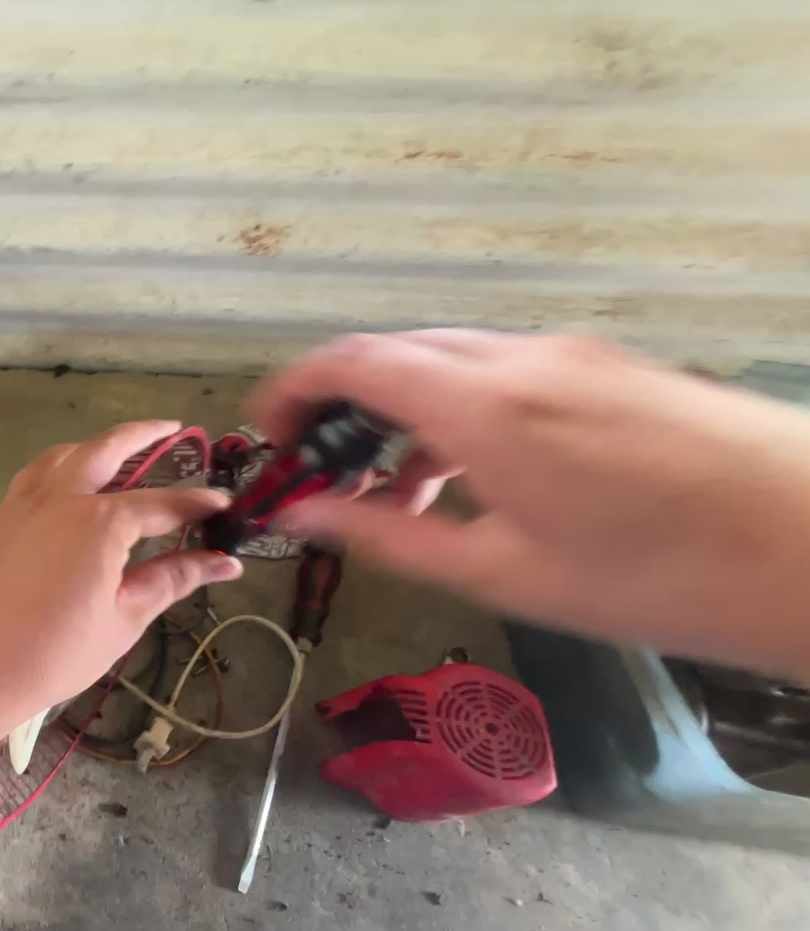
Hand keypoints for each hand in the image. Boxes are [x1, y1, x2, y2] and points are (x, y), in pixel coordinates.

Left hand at [0, 420, 243, 732]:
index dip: (197, 504)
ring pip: (57, 458)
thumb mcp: (123, 618)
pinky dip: (53, 474)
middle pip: (103, 450)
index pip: (161, 503)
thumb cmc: (55, 652)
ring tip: (113, 450)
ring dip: (90, 447)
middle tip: (170, 428)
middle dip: (141, 435)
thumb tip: (224, 561)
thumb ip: (171, 579)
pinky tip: (61, 494)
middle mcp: (56, 498)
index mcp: (97, 520)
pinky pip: (28, 484)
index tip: (225, 504)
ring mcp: (16, 506)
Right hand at [248, 331, 809, 678]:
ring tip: (384, 481)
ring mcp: (569, 357)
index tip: (268, 435)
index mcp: (482, 407)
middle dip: (334, 402)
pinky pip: (493, 370)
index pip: (349, 362)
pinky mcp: (606, 368)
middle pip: (388, 352)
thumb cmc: (662, 578)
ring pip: (439, 359)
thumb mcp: (497, 571)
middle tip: (317, 463)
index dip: (290, 390)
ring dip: (391, 407)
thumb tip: (297, 515)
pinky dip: (445, 407)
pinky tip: (458, 470)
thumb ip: (381, 533)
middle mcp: (519, 360)